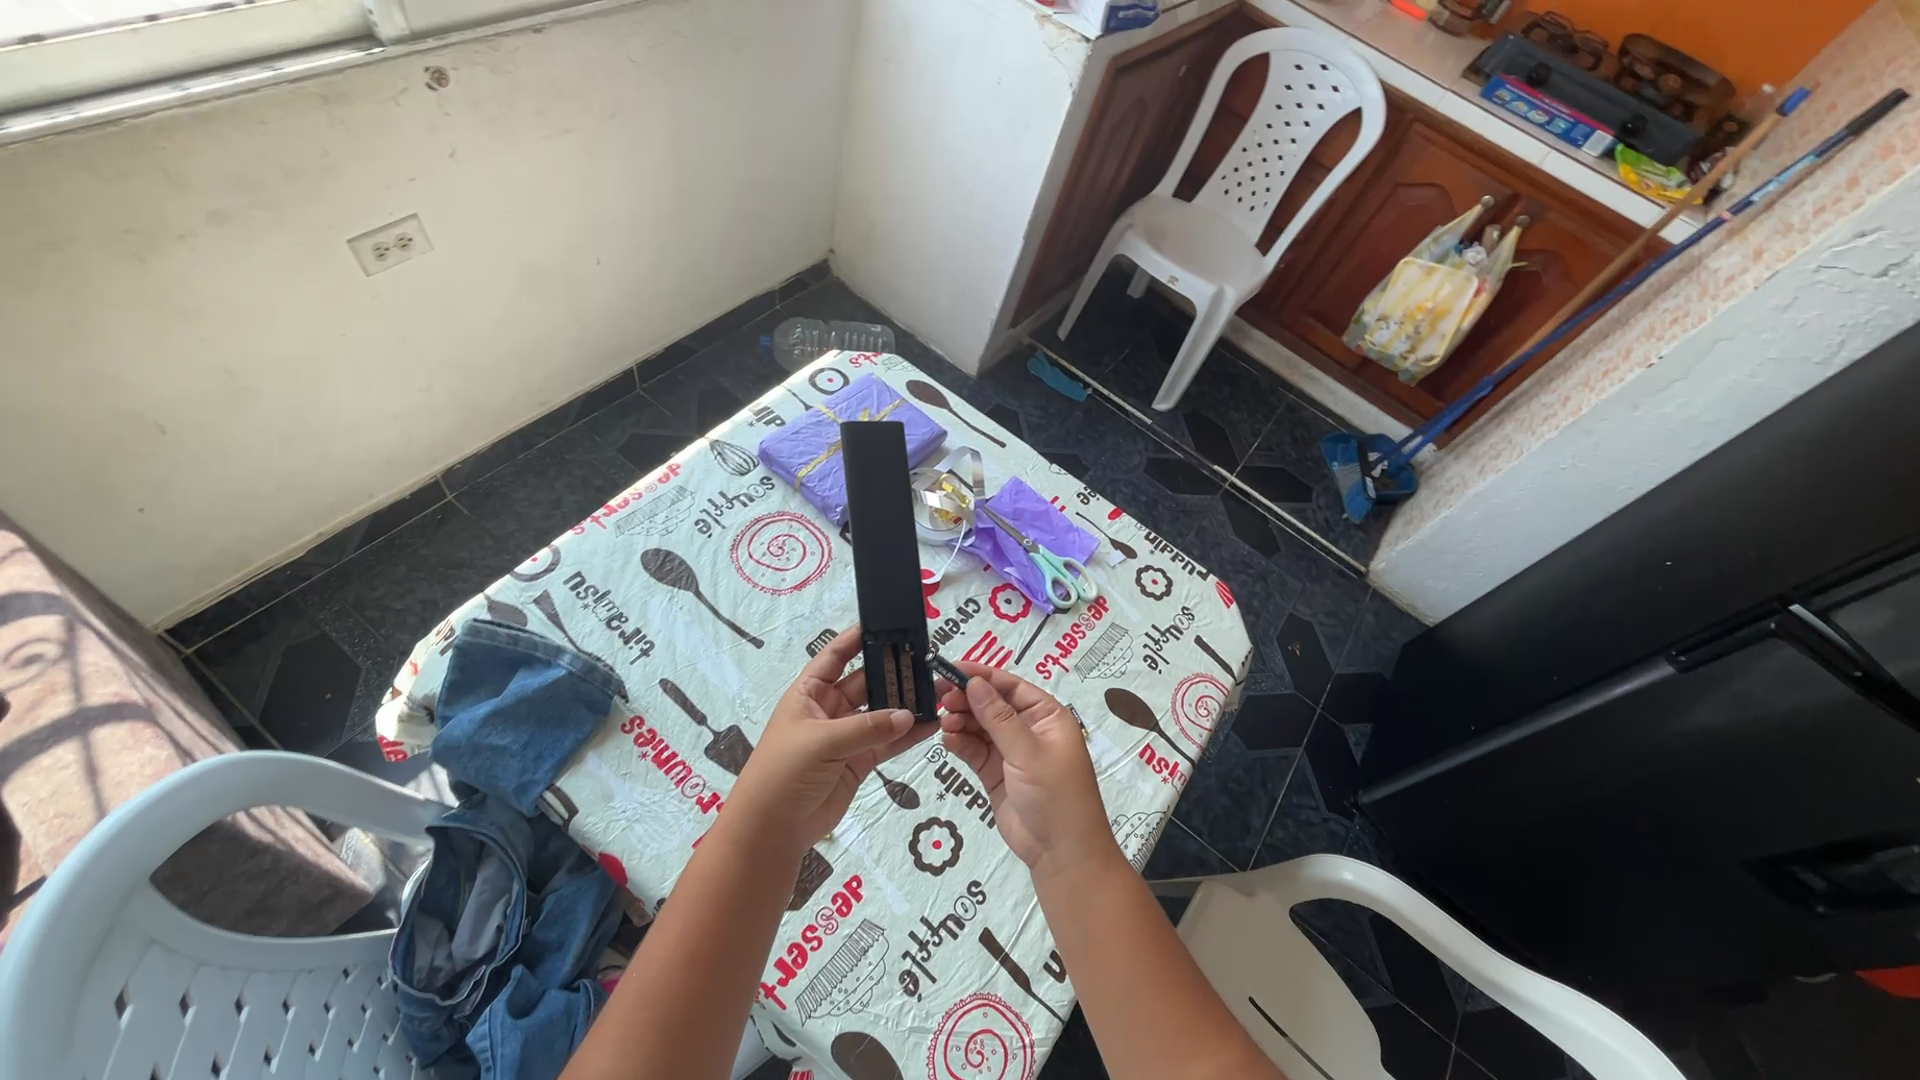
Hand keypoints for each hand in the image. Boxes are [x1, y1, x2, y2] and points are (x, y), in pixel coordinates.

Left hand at [727, 625, 936, 856]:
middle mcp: (829, 709)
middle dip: (893, 673)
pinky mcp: (859, 761)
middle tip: (926, 662)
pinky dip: (908, 734)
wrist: (773, 828)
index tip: (886, 623)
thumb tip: (907, 714)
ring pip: (881, 713)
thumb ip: (867, 727)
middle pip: (866, 682)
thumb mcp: (821, 741)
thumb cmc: (784, 771)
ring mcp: (846, 736)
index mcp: (808, 693)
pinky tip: (931, 723)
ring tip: (938, 692)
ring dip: (906, 704)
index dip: (856, 639)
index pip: (834, 656)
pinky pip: (888, 742)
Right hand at [938, 664, 1118, 879]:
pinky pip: (974, 750)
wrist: (1061, 853)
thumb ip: (998, 718)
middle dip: (966, 699)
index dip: (982, 676)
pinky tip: (947, 739)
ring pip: (979, 727)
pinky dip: (960, 743)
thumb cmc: (1056, 795)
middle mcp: (1028, 729)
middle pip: (991, 704)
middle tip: (938, 697)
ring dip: (961, 721)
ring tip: (943, 722)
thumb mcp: (1028, 752)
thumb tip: (974, 683)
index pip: (1011, 686)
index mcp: (1046, 716)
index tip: (951, 669)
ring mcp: (1010, 752)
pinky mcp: (995, 773)